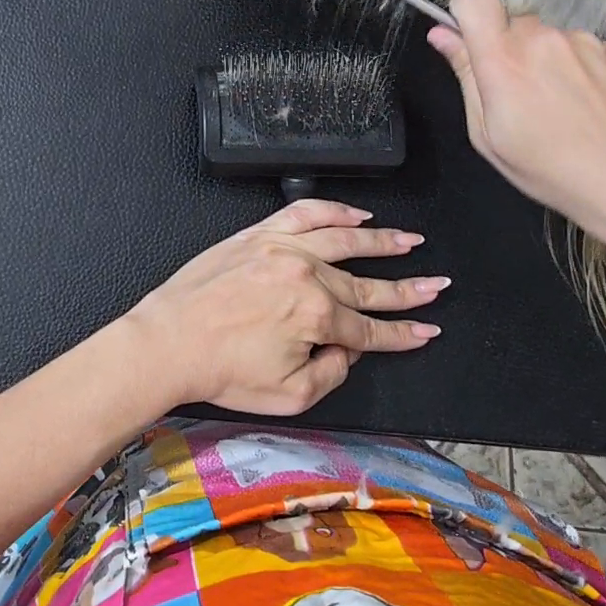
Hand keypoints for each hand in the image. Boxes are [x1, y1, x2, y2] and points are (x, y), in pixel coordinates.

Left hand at [118, 199, 445, 415]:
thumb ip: (330, 374)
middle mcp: (305, 275)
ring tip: (409, 240)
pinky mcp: (258, 235)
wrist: (169, 341)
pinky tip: (356, 213)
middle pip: (366, 283)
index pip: (371, 328)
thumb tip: (345, 353)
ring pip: (344, 238)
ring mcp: (282, 249)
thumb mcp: (288, 396)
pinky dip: (334, 210)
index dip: (403, 333)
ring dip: (383, 240)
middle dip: (407, 288)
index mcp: (316, 316)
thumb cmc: (220, 369)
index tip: (427, 328)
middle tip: (436, 284)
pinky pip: (304, 213)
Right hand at [425, 0, 605, 242]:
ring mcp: (585, 42)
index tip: (469, 40)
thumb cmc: (556, 172)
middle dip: (507, 51)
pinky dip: (577, 71)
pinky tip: (587, 109)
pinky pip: (581, 50)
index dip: (465, 10)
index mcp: (504, 60)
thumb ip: (465, 77)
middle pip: (511, 23)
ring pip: (548, 39)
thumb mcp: (489, 137)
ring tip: (559, 111)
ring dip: (544, 63)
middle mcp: (545, 39)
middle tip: (517, 99)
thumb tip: (442, 36)